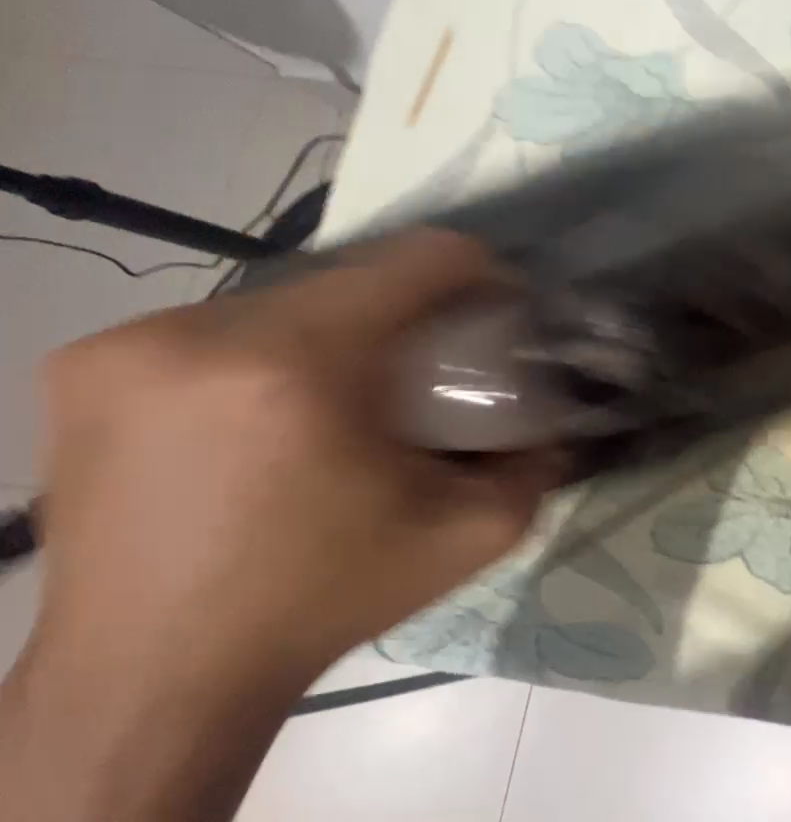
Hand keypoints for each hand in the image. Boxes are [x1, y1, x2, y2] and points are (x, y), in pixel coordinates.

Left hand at [28, 231, 560, 686]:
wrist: (154, 678)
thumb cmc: (323, 600)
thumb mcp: (471, 535)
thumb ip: (536, 460)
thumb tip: (556, 416)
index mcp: (297, 366)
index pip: (419, 259)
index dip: (481, 275)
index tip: (499, 320)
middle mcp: (198, 334)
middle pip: (352, 274)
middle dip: (410, 312)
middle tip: (434, 372)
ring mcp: (128, 346)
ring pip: (286, 297)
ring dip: (340, 329)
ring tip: (357, 395)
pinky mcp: (86, 367)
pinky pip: (220, 326)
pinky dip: (271, 350)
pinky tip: (280, 410)